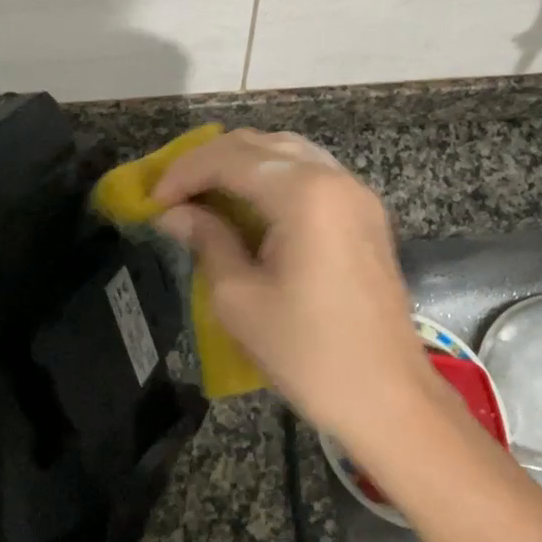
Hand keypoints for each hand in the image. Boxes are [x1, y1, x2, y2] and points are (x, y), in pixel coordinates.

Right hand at [151, 129, 435, 437]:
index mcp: (303, 193)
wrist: (390, 398)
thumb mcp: (241, 300)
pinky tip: (249, 205)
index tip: (152, 202)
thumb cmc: (309, 354)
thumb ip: (207, 241)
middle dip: (209, 162)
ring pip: (286, 151)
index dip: (184, 174)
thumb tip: (174, 214)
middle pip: (259, 144)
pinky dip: (274, 177)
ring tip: (205, 196)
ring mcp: (356, 192)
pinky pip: (311, 172)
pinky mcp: (366, 212)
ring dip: (242, 164)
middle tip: (173, 195)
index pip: (229, 159)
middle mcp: (333, 177)